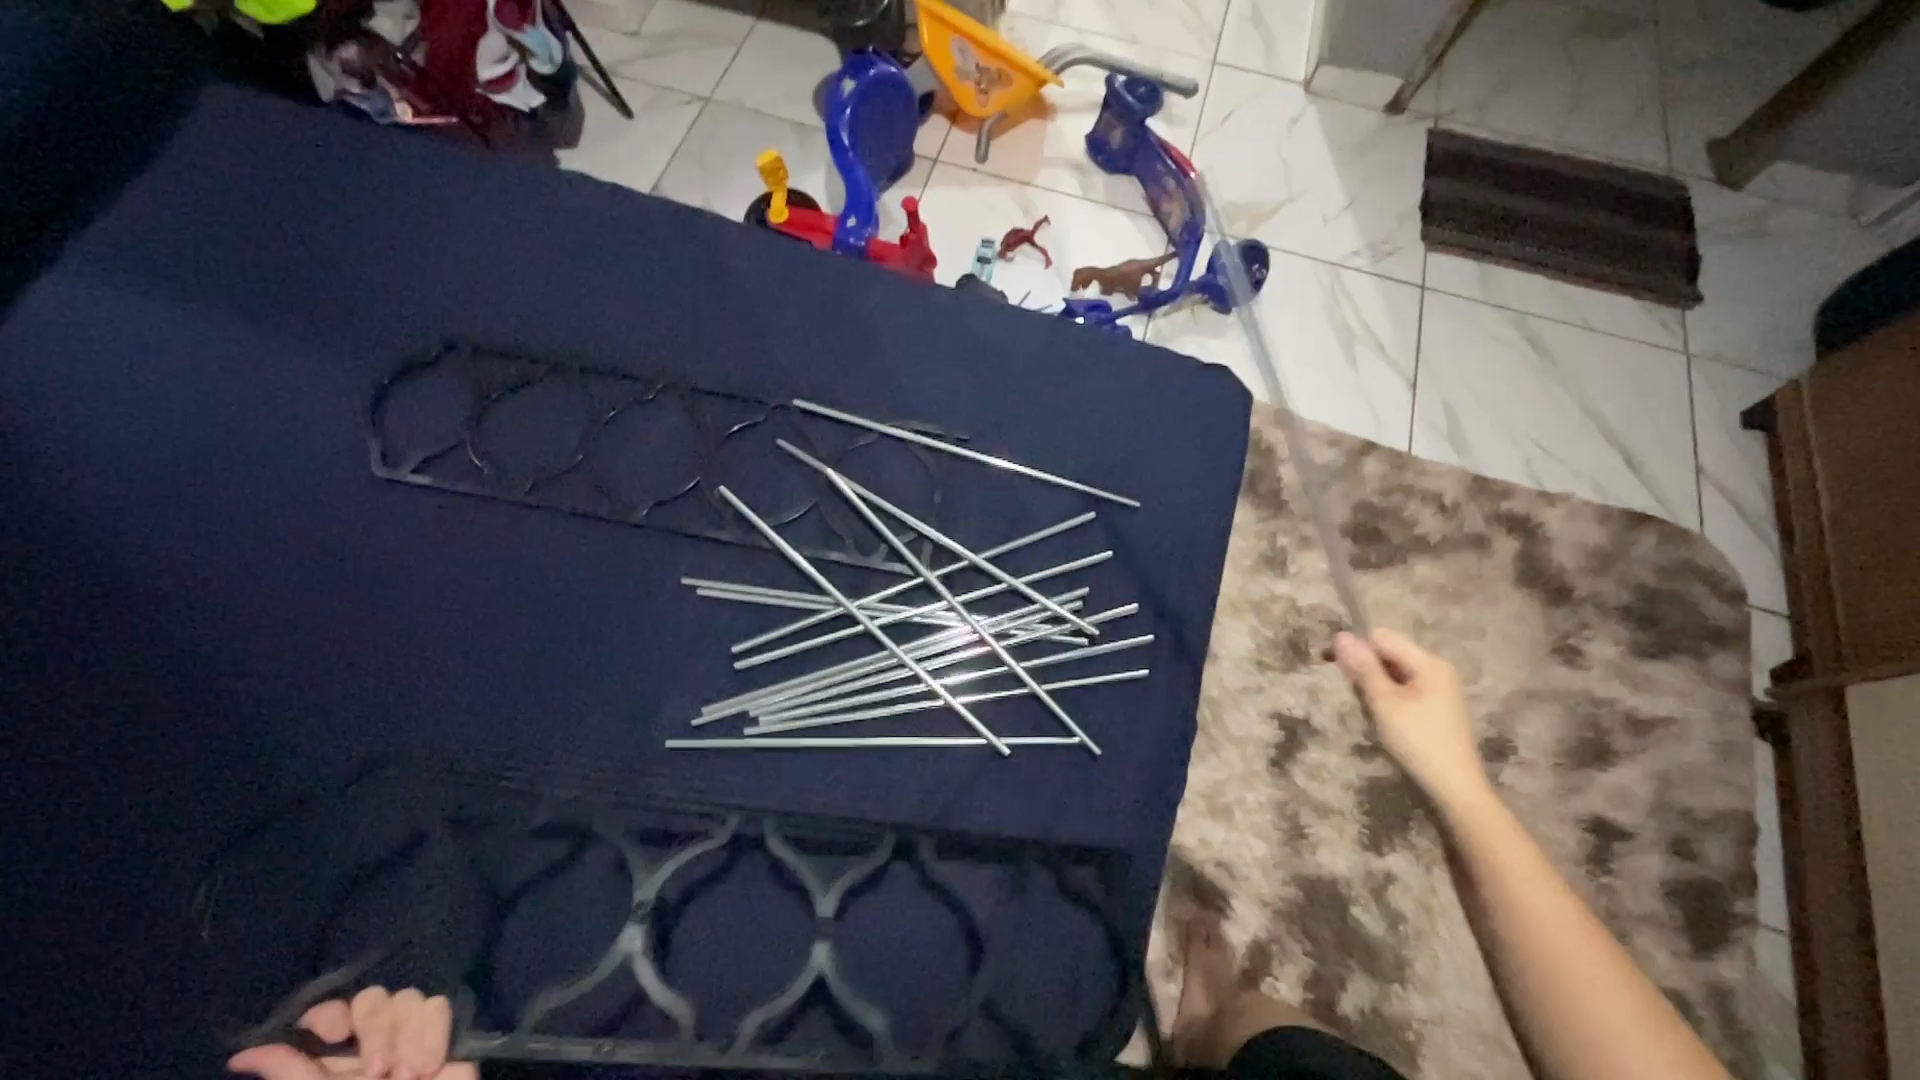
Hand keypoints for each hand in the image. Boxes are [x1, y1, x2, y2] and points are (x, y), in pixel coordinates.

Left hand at [227, 987, 475, 1079]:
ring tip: (409, 1075)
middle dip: (377, 1030)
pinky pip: (438, 1005)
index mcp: (334, 1061)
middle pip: (372, 997)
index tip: (337, 1035)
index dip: (332, 1012)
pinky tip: (430, 1065)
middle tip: (377, 1072)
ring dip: (408, 1037)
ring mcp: (411, 1035)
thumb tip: (238, 1056)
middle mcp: (372, 1042)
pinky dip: (433, 1034)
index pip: (329, 1011)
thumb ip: (289, 1073)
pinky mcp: (445, 1032)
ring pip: (407, 997)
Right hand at [1332, 629, 1488, 806]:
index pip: (1383, 638)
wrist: (1454, 785)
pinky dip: (1390, 696)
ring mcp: (1441, 687)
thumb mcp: (1384, 702)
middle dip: (1367, 669)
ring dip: (1377, 685)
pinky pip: (1407, 687)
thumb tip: (1341, 635)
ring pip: (1396, 672)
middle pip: (1391, 653)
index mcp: (1429, 662)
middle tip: (1356, 696)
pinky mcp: (1439, 705)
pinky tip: (1386, 717)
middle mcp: (1438, 668)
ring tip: (1371, 710)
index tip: (1336, 668)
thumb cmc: (1417, 740)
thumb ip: (1363, 668)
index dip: (1357, 648)